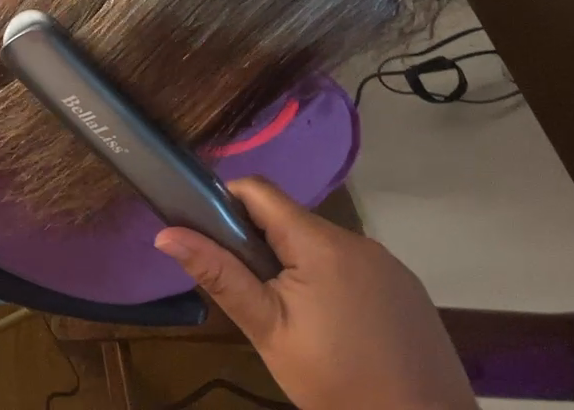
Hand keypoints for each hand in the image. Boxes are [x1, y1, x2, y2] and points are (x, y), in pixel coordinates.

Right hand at [154, 178, 473, 409]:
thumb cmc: (337, 382)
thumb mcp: (266, 329)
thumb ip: (218, 275)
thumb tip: (164, 234)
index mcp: (320, 243)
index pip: (256, 190)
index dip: (225, 203)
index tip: (214, 241)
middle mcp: (357, 241)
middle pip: (287, 218)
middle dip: (260, 243)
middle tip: (253, 294)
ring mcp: (389, 264)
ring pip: (319, 242)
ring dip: (295, 262)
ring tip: (294, 315)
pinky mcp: (409, 289)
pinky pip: (352, 265)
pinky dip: (331, 280)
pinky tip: (335, 325)